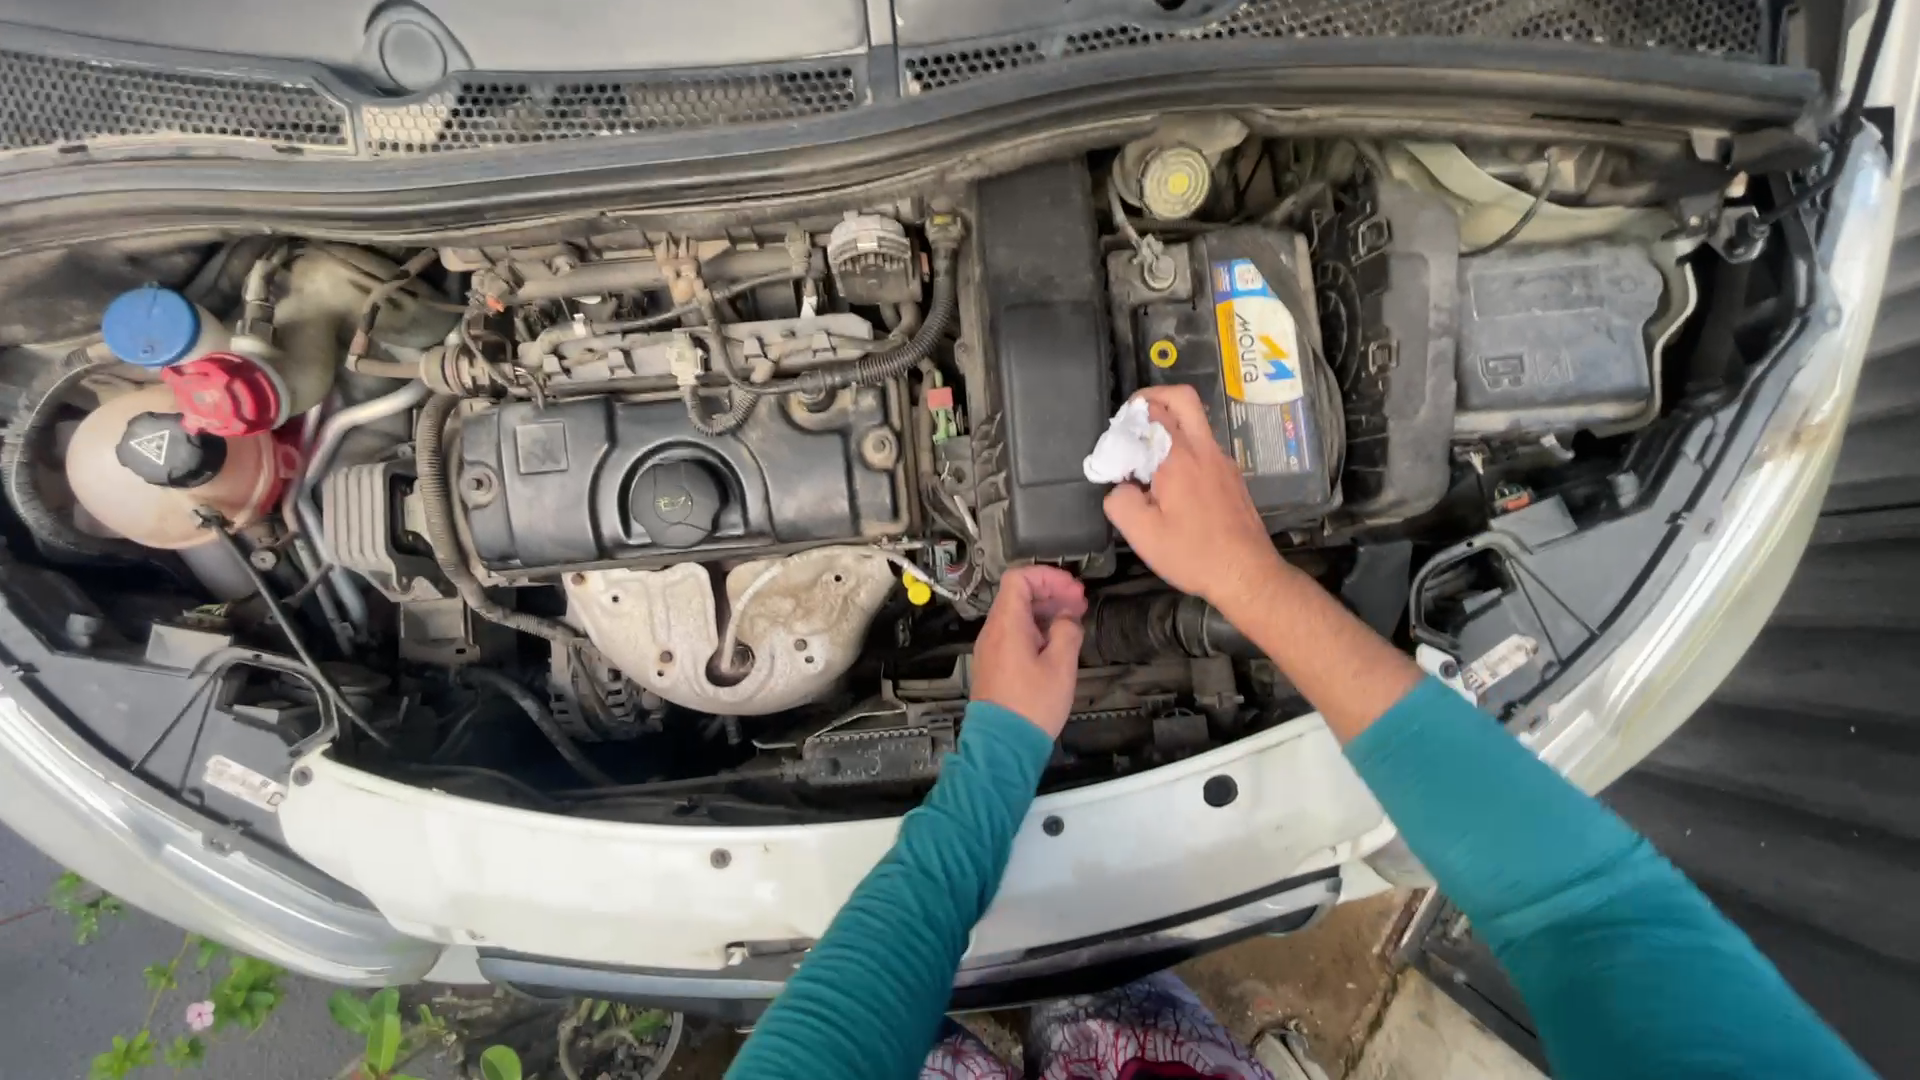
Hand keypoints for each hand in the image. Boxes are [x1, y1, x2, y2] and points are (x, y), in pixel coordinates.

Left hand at [971, 565, 1086, 737]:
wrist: (1002, 745)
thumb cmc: (1030, 707)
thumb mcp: (1061, 666)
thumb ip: (1066, 632)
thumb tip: (1067, 618)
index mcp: (1007, 624)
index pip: (1019, 578)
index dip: (1047, 576)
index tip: (1071, 587)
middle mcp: (993, 631)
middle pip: (1018, 595)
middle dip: (1051, 592)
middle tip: (1079, 602)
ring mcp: (991, 648)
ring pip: (1017, 615)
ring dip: (1045, 611)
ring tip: (1073, 620)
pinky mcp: (994, 664)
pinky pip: (1014, 634)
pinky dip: (1036, 629)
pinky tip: (1056, 641)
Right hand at [1102, 384, 1291, 615]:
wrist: (1246, 574)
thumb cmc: (1192, 554)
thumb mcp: (1141, 533)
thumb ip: (1119, 501)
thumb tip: (1119, 487)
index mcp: (1180, 458)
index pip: (1155, 410)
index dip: (1130, 415)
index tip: (1116, 436)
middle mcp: (1205, 451)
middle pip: (1184, 399)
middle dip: (1155, 397)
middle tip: (1134, 418)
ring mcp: (1223, 462)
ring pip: (1197, 422)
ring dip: (1170, 424)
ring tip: (1147, 457)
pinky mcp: (1232, 478)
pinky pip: (1204, 447)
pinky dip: (1183, 448)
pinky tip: (1170, 482)